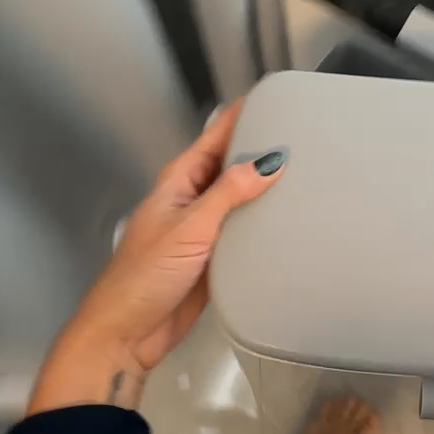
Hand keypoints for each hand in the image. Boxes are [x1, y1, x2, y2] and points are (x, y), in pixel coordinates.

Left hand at [26, 98, 284, 414]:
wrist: (126, 336)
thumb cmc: (144, 275)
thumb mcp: (189, 228)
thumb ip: (229, 193)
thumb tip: (271, 160)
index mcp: (181, 179)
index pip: (217, 134)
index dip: (244, 113)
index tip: (276, 98)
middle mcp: (195, 196)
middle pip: (234, 162)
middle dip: (263, 148)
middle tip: (305, 136)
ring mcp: (206, 226)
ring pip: (242, 196)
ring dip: (267, 187)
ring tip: (307, 171)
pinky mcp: (217, 254)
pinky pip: (246, 228)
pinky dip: (265, 221)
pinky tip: (291, 216)